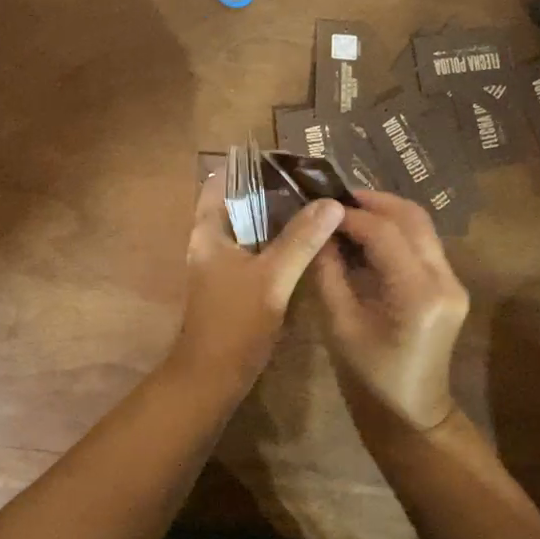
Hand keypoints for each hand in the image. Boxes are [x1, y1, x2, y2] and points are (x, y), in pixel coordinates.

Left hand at [166, 173, 342, 394]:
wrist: (210, 380)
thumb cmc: (234, 323)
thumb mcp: (272, 277)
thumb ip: (300, 239)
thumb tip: (331, 202)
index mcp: (208, 231)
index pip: (222, 182)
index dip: (249, 166)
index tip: (286, 159)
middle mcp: (211, 242)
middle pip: (240, 203)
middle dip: (273, 191)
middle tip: (314, 182)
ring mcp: (222, 265)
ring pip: (252, 229)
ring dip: (278, 218)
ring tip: (318, 205)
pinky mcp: (235, 286)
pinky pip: (258, 252)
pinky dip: (279, 243)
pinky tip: (309, 244)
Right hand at [316, 190, 470, 431]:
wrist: (411, 417)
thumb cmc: (368, 379)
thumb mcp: (338, 324)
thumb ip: (327, 271)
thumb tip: (317, 228)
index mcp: (418, 294)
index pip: (384, 232)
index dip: (350, 214)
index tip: (318, 208)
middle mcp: (445, 281)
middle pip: (412, 218)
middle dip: (372, 202)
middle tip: (335, 201)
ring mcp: (452, 283)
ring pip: (421, 226)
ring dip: (384, 214)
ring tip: (346, 215)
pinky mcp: (449, 287)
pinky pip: (422, 244)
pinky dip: (393, 231)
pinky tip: (364, 238)